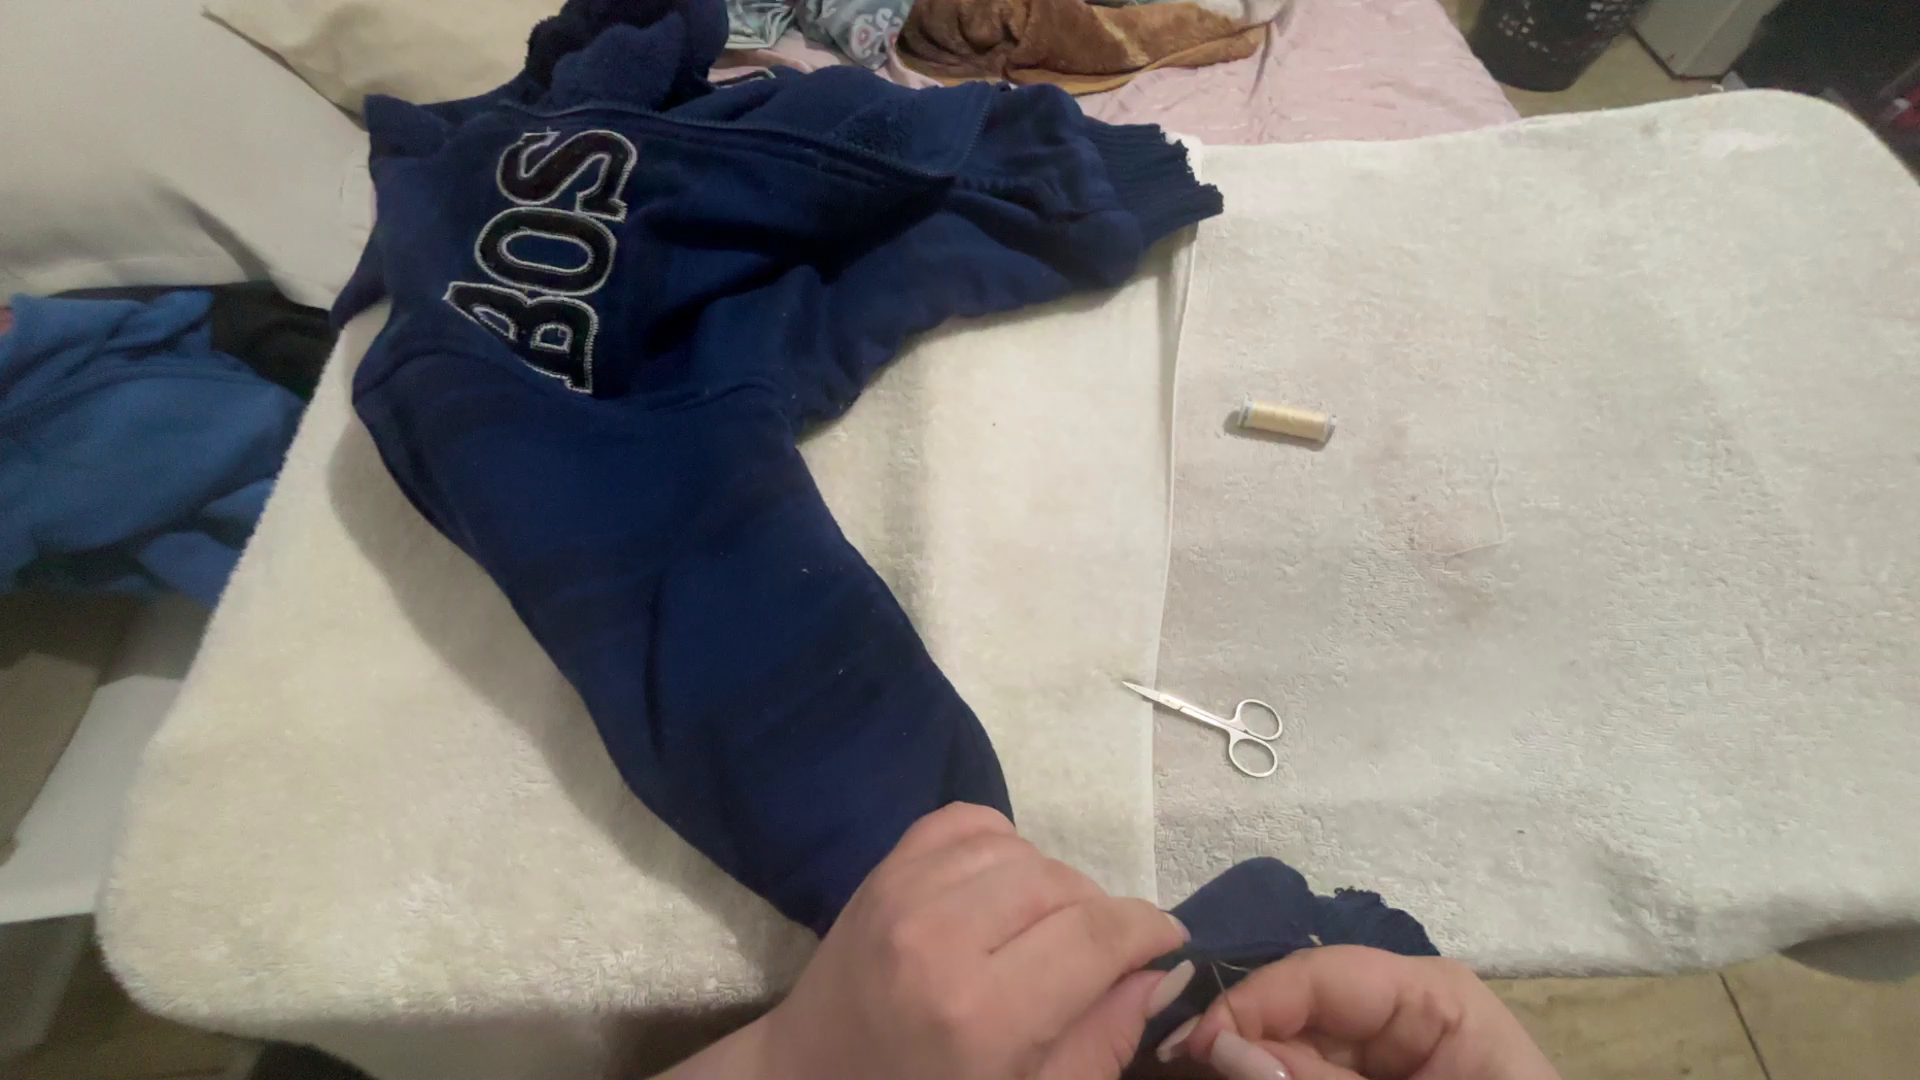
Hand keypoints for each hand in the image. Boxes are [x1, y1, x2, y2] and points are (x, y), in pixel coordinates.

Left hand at [660, 803, 1190, 1079]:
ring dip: (1050, 881)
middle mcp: (941, 935)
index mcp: (980, 1015)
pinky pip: (968, 820)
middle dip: (1098, 910)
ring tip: (1045, 923)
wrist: (811, 1079)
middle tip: (1101, 946)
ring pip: (1020, 849)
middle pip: (1060, 882)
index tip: (1167, 934)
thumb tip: (1157, 968)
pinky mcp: (884, 864)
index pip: (1094, 934)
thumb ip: (1102, 1039)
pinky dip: (1001, 842)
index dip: (1146, 927)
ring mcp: (904, 889)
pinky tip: (1001, 882)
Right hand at [1157, 946, 1559, 1079]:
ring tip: (1191, 1072)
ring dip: (1249, 1064)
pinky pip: (1306, 1072)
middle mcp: (1400, 1011)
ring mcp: (1383, 1053)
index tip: (1187, 1045)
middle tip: (1176, 1063)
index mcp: (1432, 996)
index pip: (1318, 975)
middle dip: (1241, 1038)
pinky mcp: (1363, 1079)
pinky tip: (1231, 1076)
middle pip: (1296, 1011)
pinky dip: (1273, 1078)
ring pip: (1292, 1046)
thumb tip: (1222, 1046)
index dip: (1249, 1003)